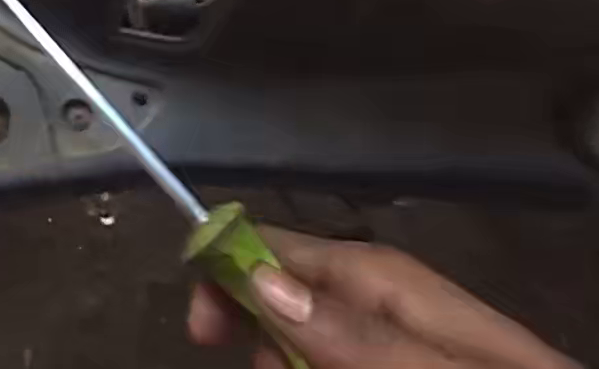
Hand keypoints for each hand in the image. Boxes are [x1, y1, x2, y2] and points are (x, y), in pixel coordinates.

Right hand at [189, 226, 579, 368]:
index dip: (223, 271)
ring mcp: (387, 329)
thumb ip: (353, 333)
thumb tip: (257, 278)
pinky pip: (336, 352)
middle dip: (259, 335)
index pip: (267, 241)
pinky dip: (315, 364)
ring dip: (289, 358)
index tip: (201, 330)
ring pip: (304, 333)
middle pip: (277, 290)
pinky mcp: (398, 354)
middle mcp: (370, 289)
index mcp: (370, 272)